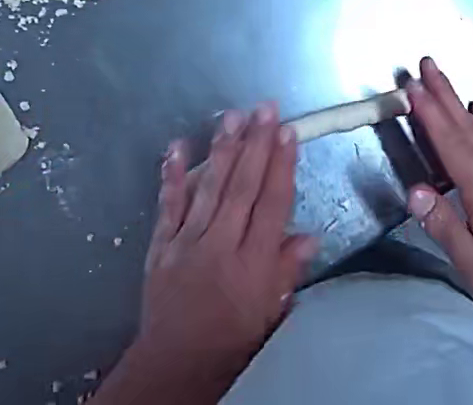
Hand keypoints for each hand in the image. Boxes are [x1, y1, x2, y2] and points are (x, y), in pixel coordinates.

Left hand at [96, 103, 316, 403]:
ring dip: (222, 149)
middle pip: (242, 187)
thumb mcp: (269, 315)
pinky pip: (169, 203)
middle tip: (265, 108)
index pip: (271, 206)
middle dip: (256, 144)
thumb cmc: (231, 341)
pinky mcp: (162, 242)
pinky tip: (178, 145)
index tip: (287, 133)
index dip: (281, 166)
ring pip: (209, 187)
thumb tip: (310, 235)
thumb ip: (286, 272)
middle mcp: (221, 246)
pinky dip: (173, 173)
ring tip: (233, 116)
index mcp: (253, 265)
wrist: (175, 365)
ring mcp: (188, 240)